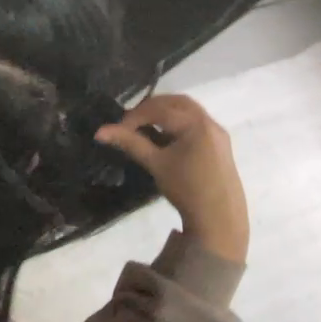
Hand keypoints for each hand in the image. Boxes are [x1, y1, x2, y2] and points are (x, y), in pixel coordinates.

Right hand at [96, 95, 248, 263]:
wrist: (220, 219)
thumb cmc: (187, 189)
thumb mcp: (155, 163)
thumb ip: (129, 143)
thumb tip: (100, 132)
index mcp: (195, 124)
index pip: (159, 109)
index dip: (135, 116)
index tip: (118, 129)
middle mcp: (210, 123)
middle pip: (176, 102)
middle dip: (151, 108)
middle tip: (131, 122)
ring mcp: (218, 133)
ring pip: (187, 110)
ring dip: (165, 113)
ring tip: (145, 129)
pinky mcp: (220, 144)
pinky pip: (196, 122)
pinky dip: (177, 122)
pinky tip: (165, 139)